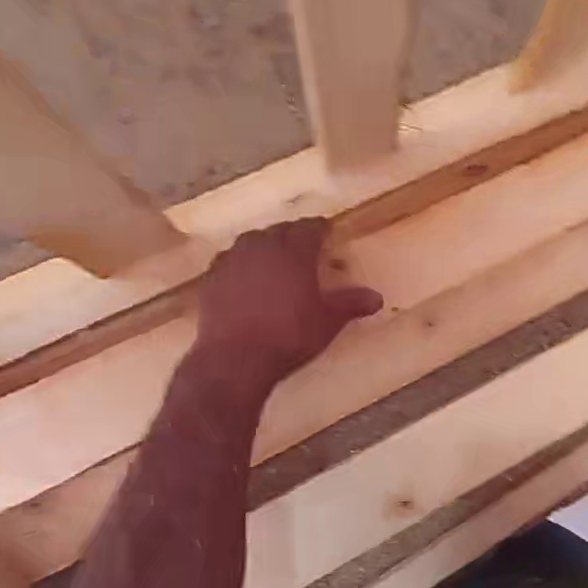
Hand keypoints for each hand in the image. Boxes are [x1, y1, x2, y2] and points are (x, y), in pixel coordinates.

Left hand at [193, 217, 382, 395]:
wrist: (236, 358)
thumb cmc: (290, 336)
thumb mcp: (327, 322)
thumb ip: (350, 304)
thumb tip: (376, 297)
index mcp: (294, 251)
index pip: (310, 229)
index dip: (320, 229)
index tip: (326, 232)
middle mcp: (261, 246)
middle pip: (279, 231)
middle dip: (292, 235)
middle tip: (302, 245)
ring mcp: (231, 260)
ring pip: (251, 242)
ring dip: (264, 247)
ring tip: (273, 259)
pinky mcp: (211, 279)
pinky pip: (229, 263)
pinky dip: (241, 266)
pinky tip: (245, 280)